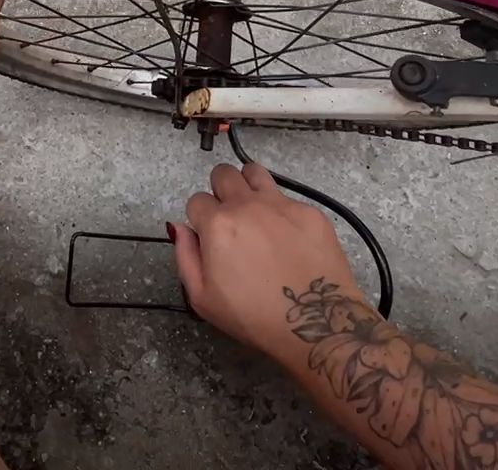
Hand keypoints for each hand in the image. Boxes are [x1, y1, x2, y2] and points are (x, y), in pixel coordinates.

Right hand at [170, 161, 368, 362]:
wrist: (317, 325)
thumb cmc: (254, 317)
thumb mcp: (202, 298)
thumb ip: (185, 255)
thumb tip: (180, 227)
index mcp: (217, 224)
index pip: (196, 200)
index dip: (200, 219)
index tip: (211, 238)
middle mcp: (247, 205)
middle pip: (222, 173)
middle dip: (221, 192)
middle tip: (231, 219)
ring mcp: (281, 204)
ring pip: (254, 171)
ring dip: (248, 186)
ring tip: (256, 212)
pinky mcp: (309, 212)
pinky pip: (287, 198)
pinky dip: (281, 212)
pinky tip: (289, 238)